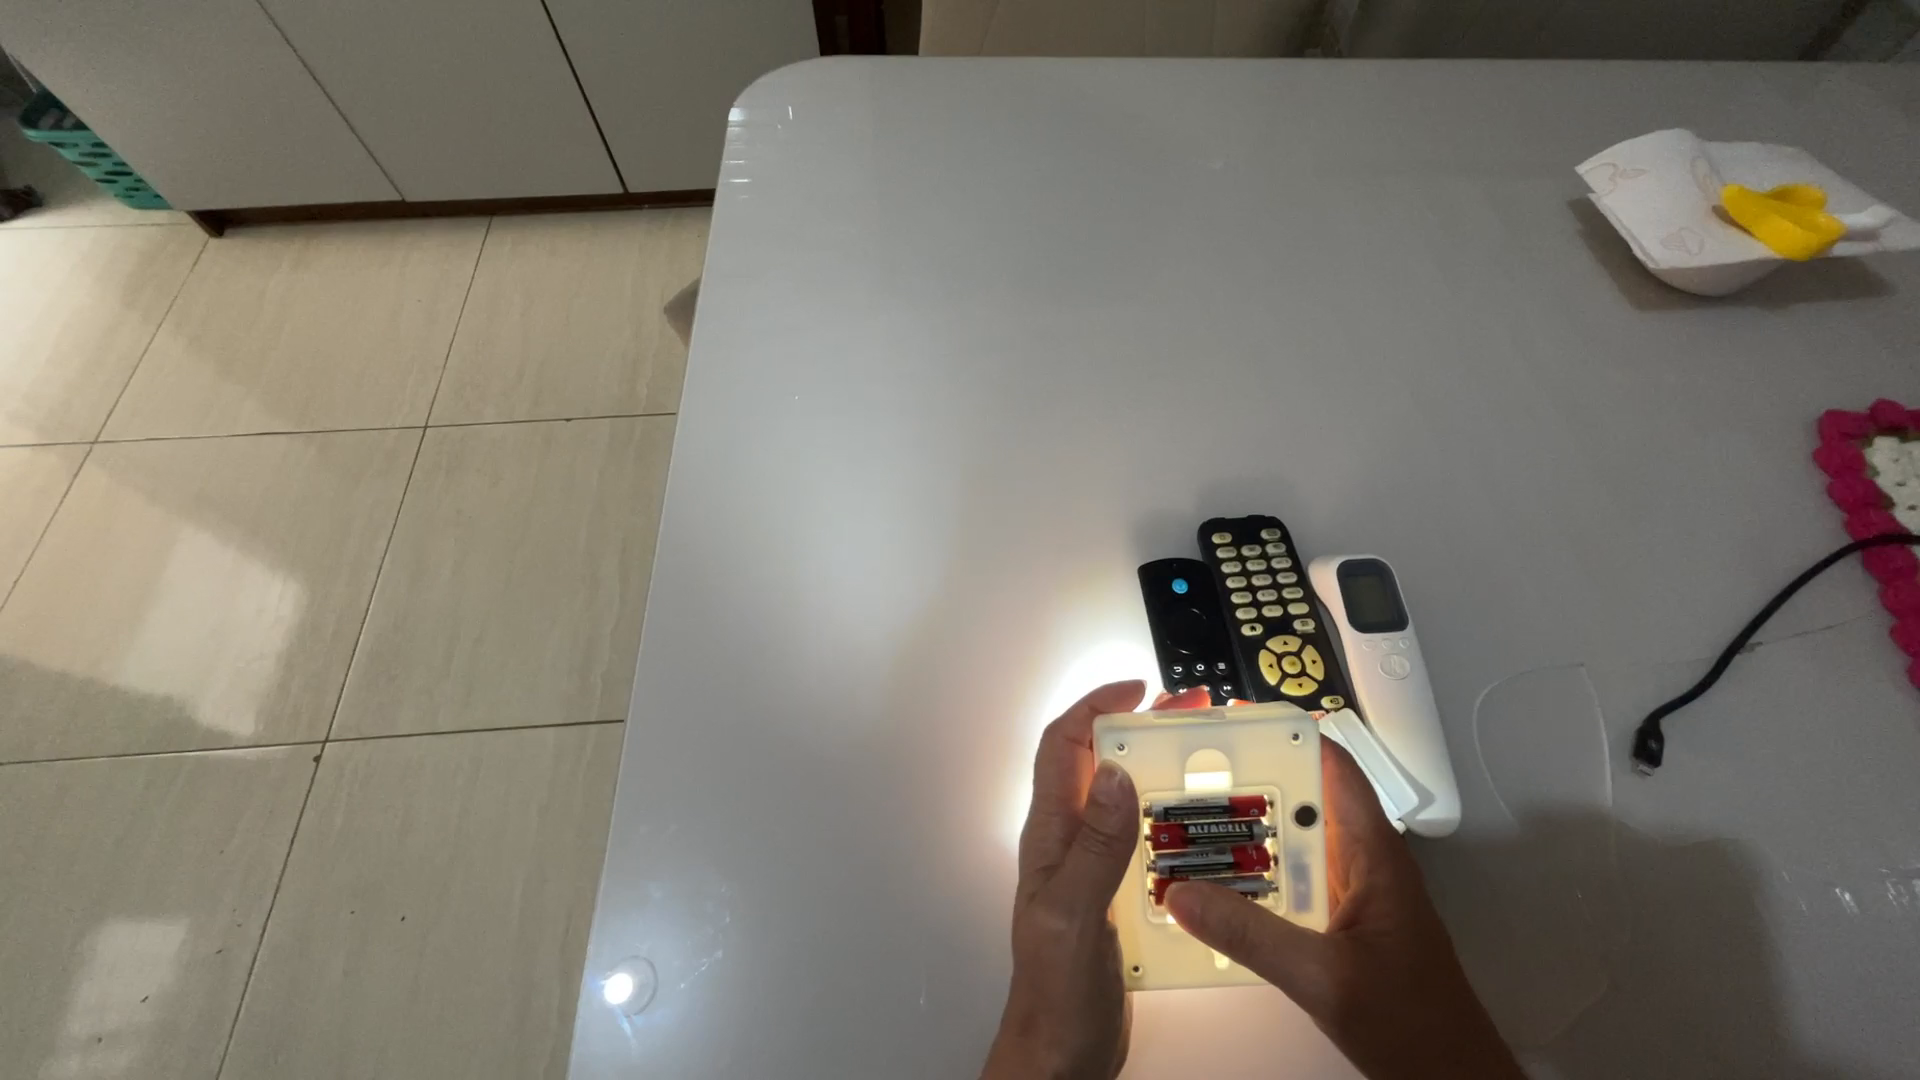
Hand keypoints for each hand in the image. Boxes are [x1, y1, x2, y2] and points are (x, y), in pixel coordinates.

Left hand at [981, 681, 1208, 1079]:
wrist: (1063, 1053)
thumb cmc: (1057, 988)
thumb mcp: (1074, 915)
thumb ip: (1093, 847)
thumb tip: (1113, 770)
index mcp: (1051, 831)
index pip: (1062, 746)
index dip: (1093, 707)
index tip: (1138, 687)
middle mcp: (1070, 837)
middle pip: (1100, 761)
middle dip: (1141, 726)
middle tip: (1194, 710)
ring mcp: (1094, 862)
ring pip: (1125, 794)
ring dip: (1161, 766)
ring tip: (1210, 754)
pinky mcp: (1119, 889)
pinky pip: (1145, 836)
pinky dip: (1173, 815)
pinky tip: (1209, 822)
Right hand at [1165, 740, 1522, 1079]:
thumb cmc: (1413, 1028)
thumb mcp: (1324, 979)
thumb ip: (1252, 935)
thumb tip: (1179, 893)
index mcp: (1372, 853)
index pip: (1332, 766)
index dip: (1285, 734)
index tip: (1228, 723)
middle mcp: (1360, 859)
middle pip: (1301, 795)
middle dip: (1246, 777)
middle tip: (1183, 770)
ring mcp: (1349, 889)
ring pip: (1291, 836)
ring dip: (1244, 825)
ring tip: (1183, 817)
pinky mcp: (1337, 918)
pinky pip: (1288, 876)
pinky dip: (1251, 868)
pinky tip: (1211, 881)